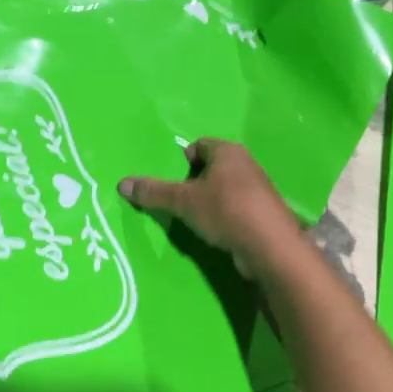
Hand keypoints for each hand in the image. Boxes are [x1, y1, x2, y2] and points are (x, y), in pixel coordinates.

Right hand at [118, 139, 306, 269]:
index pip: (200, 145)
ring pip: (226, 188)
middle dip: (195, 181)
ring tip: (197, 218)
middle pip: (212, 166)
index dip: (183, 160)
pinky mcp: (264, 213)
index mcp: (227, 151)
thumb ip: (153, 192)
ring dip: (211, 200)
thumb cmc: (225, 211)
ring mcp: (259, 189)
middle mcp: (246, 164)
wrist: (270, 246)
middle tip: (181, 200)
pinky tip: (217, 232)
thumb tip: (121, 183)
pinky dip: (225, 216)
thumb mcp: (182, 201)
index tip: (175, 181)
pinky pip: (237, 208)